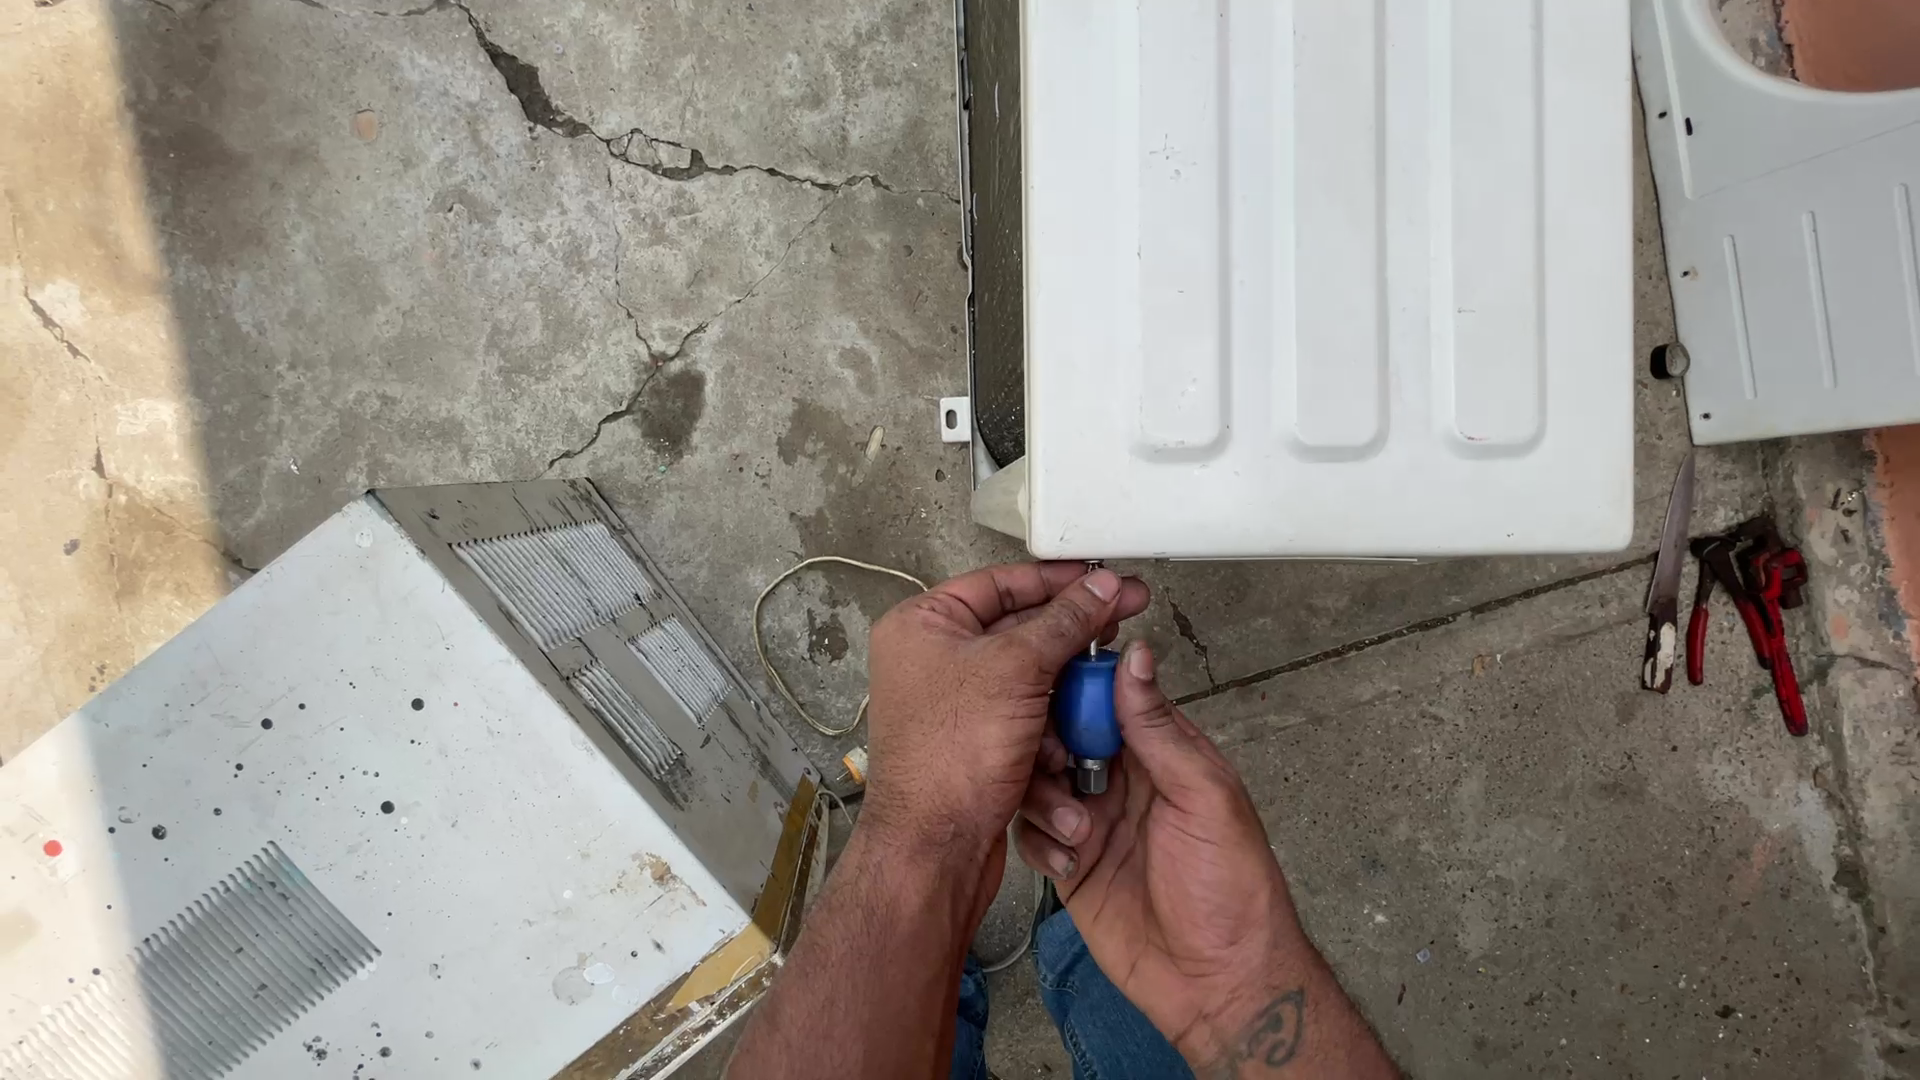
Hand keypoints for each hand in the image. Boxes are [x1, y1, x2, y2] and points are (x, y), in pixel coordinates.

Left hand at [861, 562, 1151, 857]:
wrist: (934, 850)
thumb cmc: (952, 753)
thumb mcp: (1016, 669)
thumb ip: (1065, 621)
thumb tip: (1102, 584)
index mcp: (923, 625)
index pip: (1000, 583)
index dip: (1057, 579)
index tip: (1103, 577)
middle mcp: (934, 658)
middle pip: (1019, 630)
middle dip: (1072, 637)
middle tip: (1123, 618)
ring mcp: (955, 702)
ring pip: (1029, 678)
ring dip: (1066, 691)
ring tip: (1100, 690)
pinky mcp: (976, 740)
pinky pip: (1025, 717)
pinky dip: (1051, 728)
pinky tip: (1070, 745)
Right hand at [1014, 642, 1310, 1070]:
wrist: (1218, 987)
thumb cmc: (1229, 885)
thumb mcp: (1202, 795)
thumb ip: (1159, 727)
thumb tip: (1136, 653)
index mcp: (1157, 751)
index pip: (1105, 698)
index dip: (1075, 689)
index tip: (1050, 691)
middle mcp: (1118, 778)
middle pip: (1060, 735)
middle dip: (1047, 746)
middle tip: (1057, 768)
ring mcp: (1090, 819)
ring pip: (1037, 782)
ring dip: (1045, 801)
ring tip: (1077, 832)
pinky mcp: (1068, 860)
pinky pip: (1031, 833)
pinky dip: (1040, 842)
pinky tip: (1069, 865)